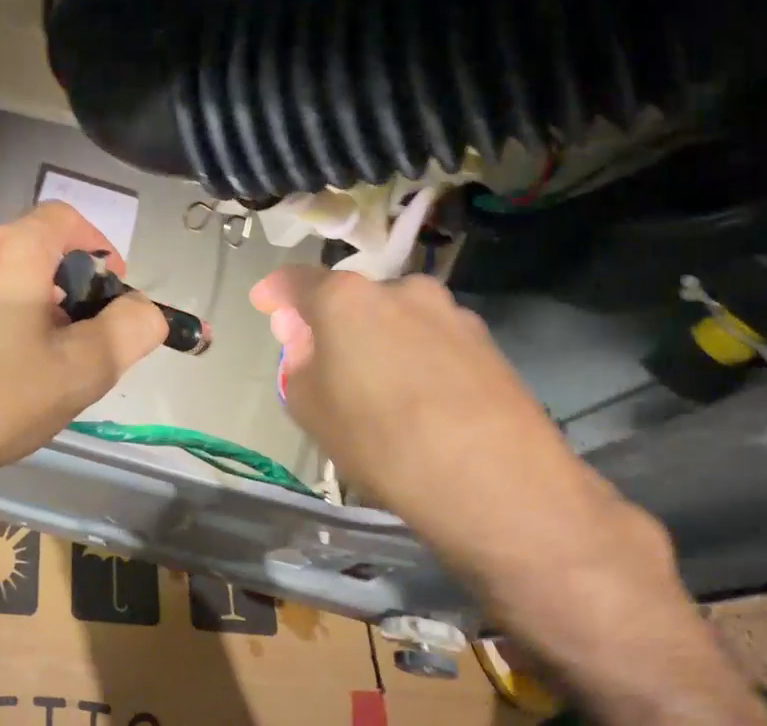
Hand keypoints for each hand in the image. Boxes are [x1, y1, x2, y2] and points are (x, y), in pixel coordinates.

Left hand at [0, 201, 167, 490]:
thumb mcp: (80, 372)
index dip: (99, 247)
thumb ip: (129, 331)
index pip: (66, 218)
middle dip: (67, 286)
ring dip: (28, 305)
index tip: (111, 293)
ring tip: (35, 361)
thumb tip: (148, 310)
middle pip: (32, 249)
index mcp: (12, 251)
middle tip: (80, 339)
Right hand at [254, 268, 766, 724]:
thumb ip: (298, 363)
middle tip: (326, 362)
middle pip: (352, 298)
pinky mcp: (490, 344)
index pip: (296, 280)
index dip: (275, 293)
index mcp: (346, 298)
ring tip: (381, 391)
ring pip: (398, 318)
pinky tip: (424, 404)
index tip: (266, 307)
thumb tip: (306, 340)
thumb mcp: (311, 409)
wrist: (500, 485)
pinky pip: (435, 343)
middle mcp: (401, 289)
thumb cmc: (382, 441)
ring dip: (381, 340)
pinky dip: (419, 360)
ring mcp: (451, 314)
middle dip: (334, 323)